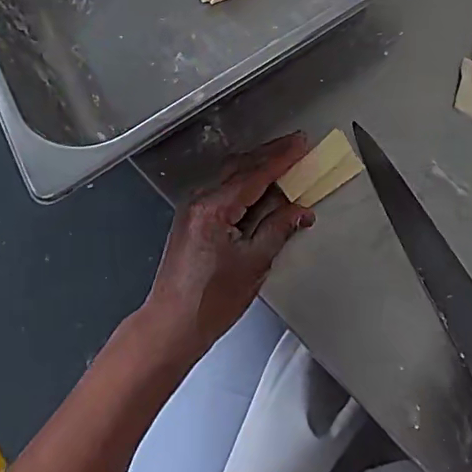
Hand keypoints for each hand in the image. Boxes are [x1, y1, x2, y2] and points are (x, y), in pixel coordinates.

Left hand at [141, 133, 315, 358]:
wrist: (171, 326)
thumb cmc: (209, 302)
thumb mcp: (254, 263)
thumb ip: (278, 228)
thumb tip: (298, 211)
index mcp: (214, 208)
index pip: (255, 174)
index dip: (281, 158)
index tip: (300, 145)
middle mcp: (199, 200)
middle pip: (240, 166)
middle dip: (270, 155)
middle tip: (296, 146)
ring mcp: (192, 207)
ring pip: (230, 174)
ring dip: (257, 166)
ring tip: (284, 163)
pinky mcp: (192, 218)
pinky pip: (222, 188)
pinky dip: (244, 182)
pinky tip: (261, 188)